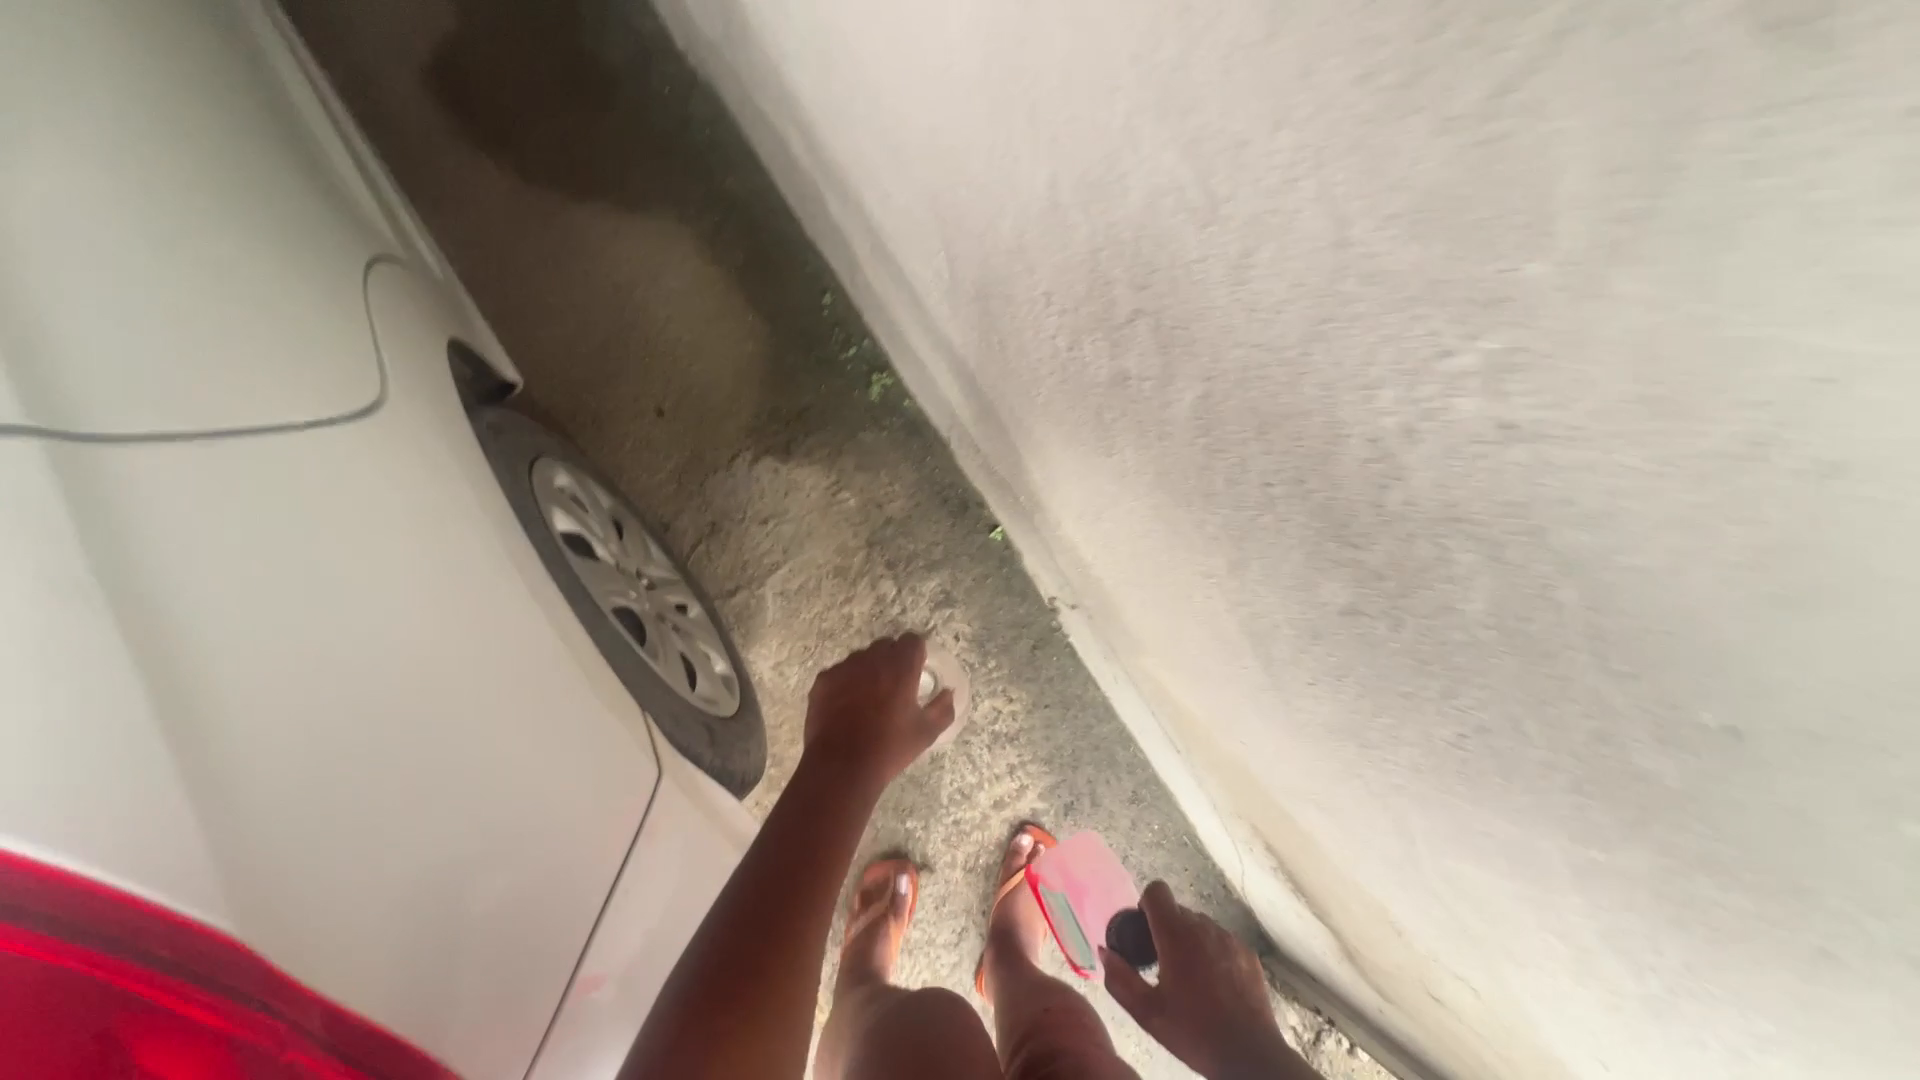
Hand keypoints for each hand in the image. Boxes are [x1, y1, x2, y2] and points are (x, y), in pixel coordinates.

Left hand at [801, 634, 954, 787]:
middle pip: (886, 646)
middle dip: (892, 660)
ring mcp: (844, 668)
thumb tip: (948, 693)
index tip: (916, 670)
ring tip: (868, 699)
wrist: (841, 766)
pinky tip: (846, 707)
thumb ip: (943, 708)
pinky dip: (846, 683)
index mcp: (900, 668)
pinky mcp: (823, 681)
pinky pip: (839, 672)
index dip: (916, 653)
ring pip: (861, 658)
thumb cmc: (889, 749)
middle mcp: (871, 660)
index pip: (912, 640)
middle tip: (894, 687)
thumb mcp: (926, 733)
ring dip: (868, 670)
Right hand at [1101, 882, 1313, 1079]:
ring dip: (1189, 941)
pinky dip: (1212, 953)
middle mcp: (1204, 927)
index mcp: (1176, 934)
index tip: (1144, 933)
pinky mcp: (1247, 953)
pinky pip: (1221, 941)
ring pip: (1200, 926)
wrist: (1249, 1055)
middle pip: (1177, 911)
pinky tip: (1214, 986)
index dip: (1146, 905)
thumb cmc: (1193, 1031)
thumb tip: (1105, 951)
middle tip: (1162, 965)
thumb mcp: (1147, 1012)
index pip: (1157, 891)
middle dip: (1166, 930)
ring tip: (1189, 979)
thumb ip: (1119, 978)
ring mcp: (1229, 938)